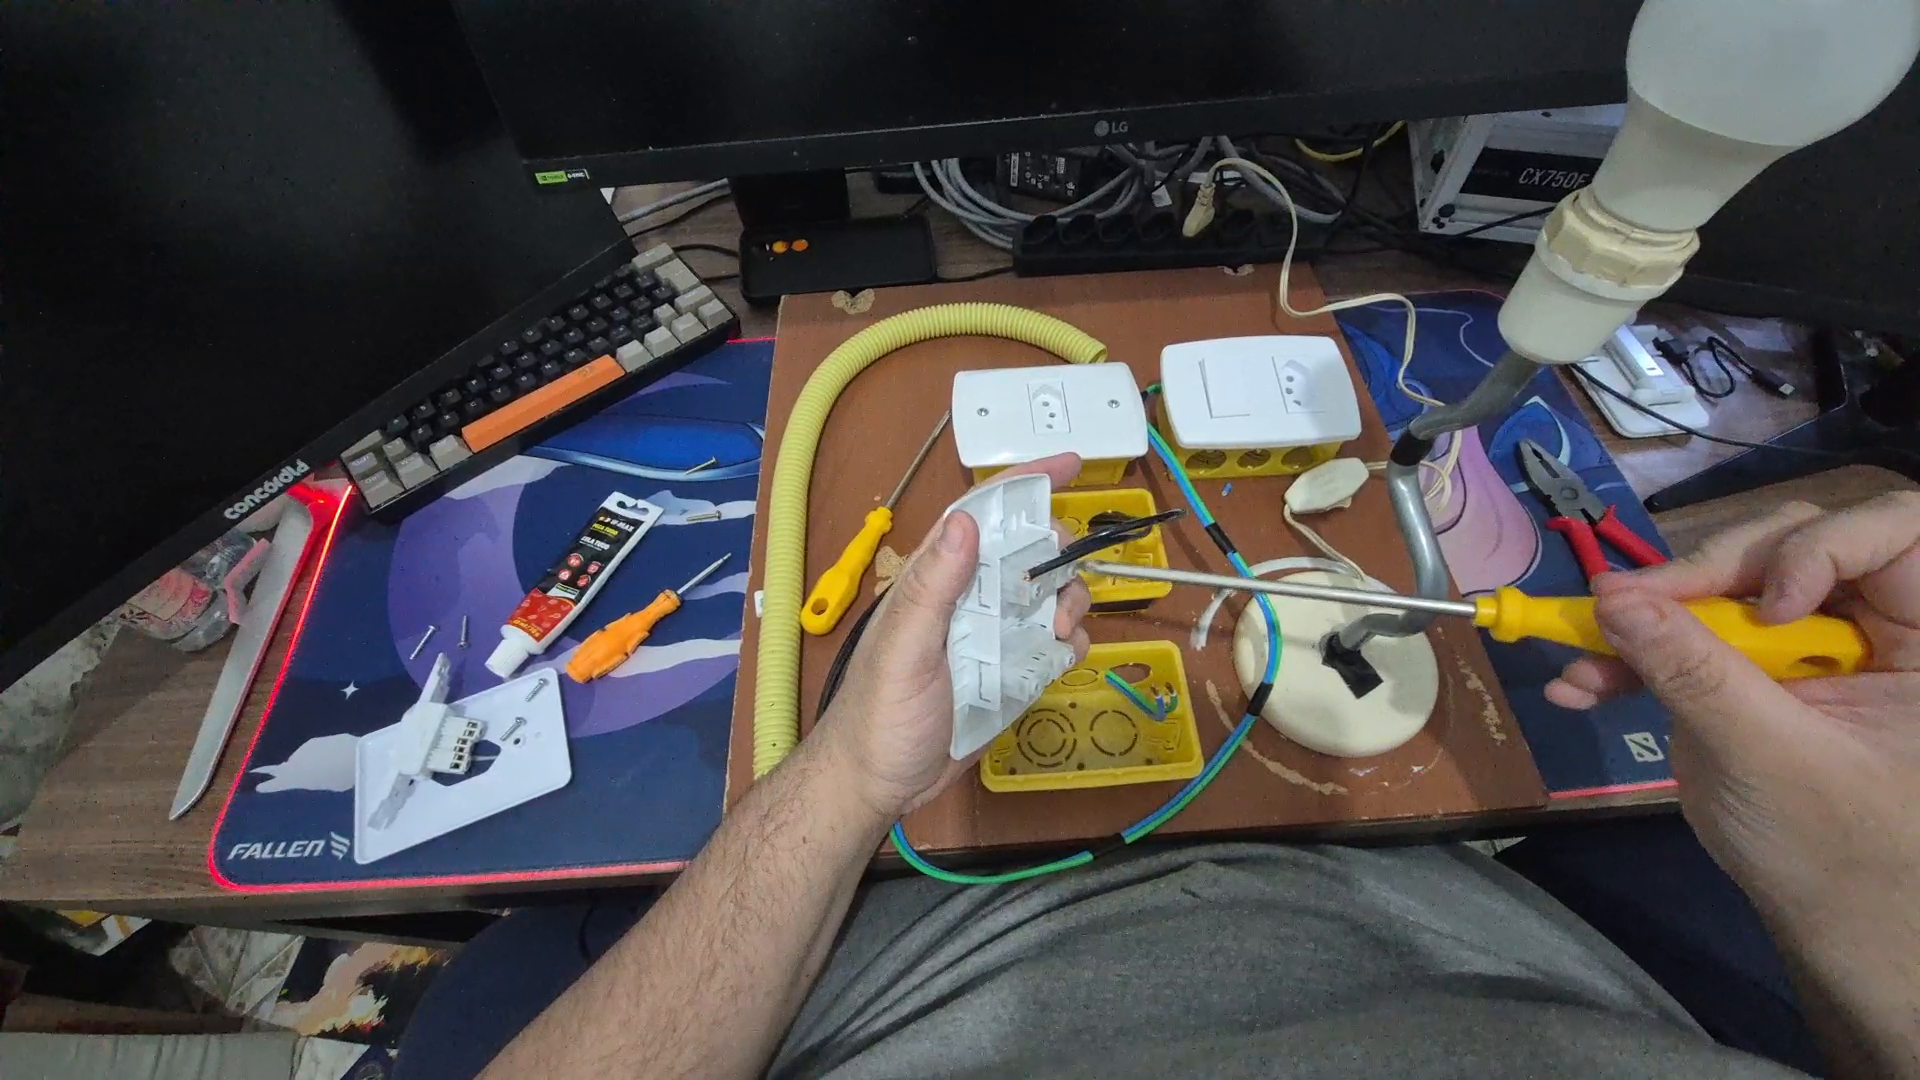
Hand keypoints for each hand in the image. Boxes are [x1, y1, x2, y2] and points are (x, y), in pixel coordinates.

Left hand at [810, 454, 1091, 820]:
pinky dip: (1069, 641)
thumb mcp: (903, 648)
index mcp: (937, 578)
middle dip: (1056, 555)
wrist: (882, 781)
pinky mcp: (1011, 669)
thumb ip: (932, 588)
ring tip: (1059, 631)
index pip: (983, 515)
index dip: (1026, 484)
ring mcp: (992, 633)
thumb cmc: (880, 713)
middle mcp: (969, 597)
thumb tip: (965, 522)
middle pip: (1027, 552)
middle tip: (1059, 587)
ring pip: (1048, 595)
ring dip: (1067, 602)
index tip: (1071, 465)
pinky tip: (1061, 657)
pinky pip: (1053, 642)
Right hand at [1545, 494, 1919, 923]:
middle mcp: (1871, 626)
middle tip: (1625, 607)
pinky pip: (1675, 638)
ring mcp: (1799, 647)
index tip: (1761, 606)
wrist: (1834, 920)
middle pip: (1778, 549)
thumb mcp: (1765, 754)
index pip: (1893, 534)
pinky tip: (1579, 689)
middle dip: (1694, 578)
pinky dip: (1620, 660)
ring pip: (1711, 591)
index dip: (1818, 547)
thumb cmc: (1842, 848)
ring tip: (1579, 662)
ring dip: (1635, 625)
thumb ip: (1691, 670)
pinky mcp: (1743, 670)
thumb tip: (1611, 596)